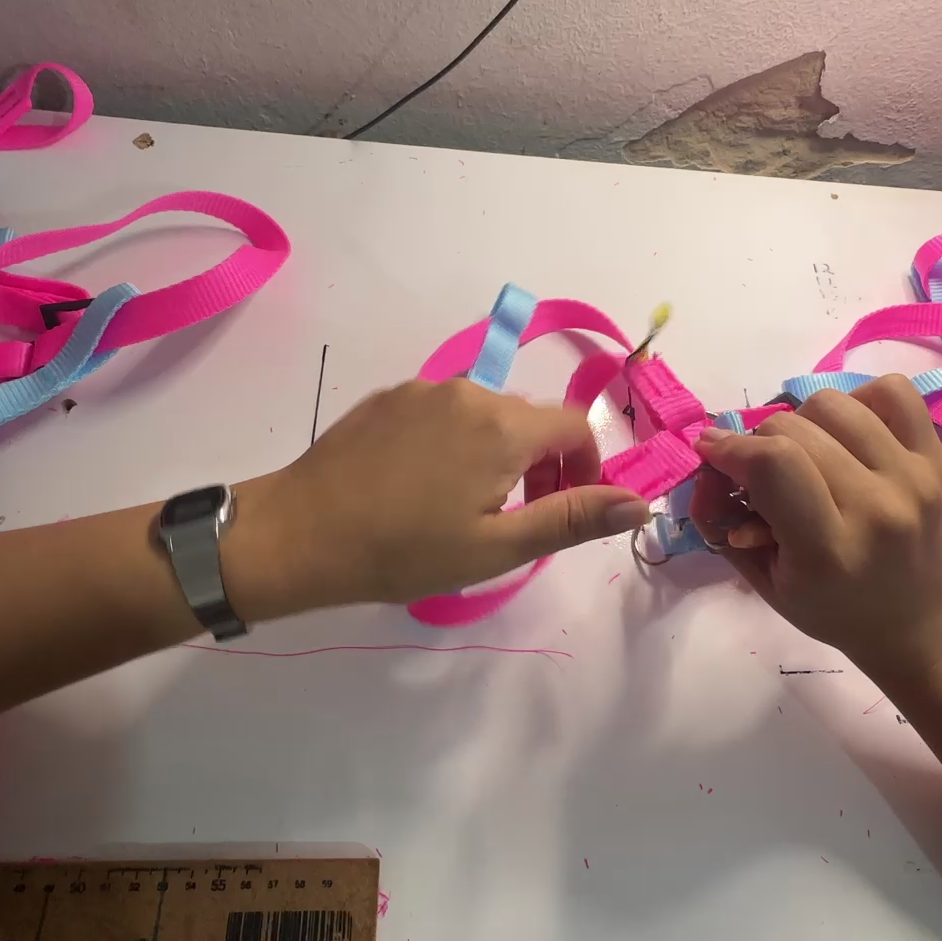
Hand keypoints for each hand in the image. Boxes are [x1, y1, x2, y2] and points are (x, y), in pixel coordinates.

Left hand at [226, 379, 650, 616]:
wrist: (300, 533)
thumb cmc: (404, 551)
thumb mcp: (497, 546)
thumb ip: (572, 518)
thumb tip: (640, 502)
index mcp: (503, 425)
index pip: (575, 425)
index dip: (585, 467)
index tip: (562, 509)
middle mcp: (468, 390)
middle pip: (530, 418)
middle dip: (541, 463)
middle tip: (512, 518)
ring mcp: (423, 389)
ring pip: (486, 414)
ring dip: (497, 452)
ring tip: (463, 505)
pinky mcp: (389, 397)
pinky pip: (443, 411)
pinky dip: (455, 441)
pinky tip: (421, 483)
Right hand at [689, 375, 941, 672]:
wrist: (918, 623)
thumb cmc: (830, 608)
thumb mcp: (762, 580)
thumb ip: (721, 520)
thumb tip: (708, 451)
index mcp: (828, 549)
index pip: (771, 463)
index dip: (730, 447)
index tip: (713, 452)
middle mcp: (877, 508)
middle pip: (794, 428)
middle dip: (759, 441)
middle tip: (761, 470)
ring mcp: (914, 478)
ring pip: (833, 403)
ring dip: (802, 421)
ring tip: (806, 453)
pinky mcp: (937, 459)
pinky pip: (891, 390)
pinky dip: (858, 402)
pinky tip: (847, 434)